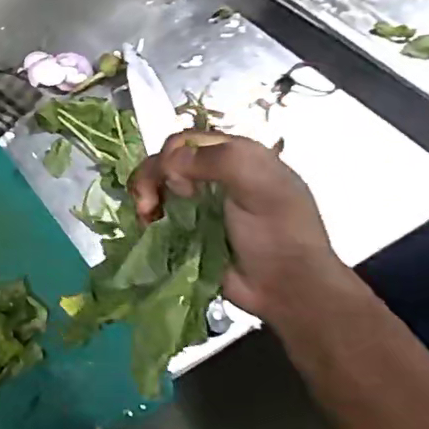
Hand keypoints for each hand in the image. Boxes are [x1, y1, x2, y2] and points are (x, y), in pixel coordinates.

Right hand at [129, 133, 355, 322]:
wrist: (285, 287)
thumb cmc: (280, 233)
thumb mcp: (262, 186)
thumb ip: (221, 161)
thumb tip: (166, 163)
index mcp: (234, 156)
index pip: (185, 141)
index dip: (171, 158)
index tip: (180, 186)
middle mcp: (212, 175)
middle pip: (163, 161)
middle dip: (149, 178)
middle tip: (148, 204)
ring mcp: (196, 203)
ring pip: (155, 186)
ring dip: (144, 197)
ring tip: (147, 218)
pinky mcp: (184, 229)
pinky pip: (154, 214)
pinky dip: (145, 217)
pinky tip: (149, 228)